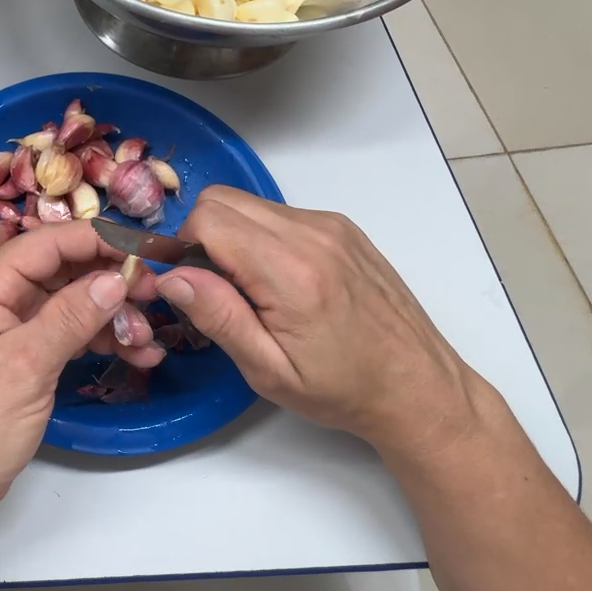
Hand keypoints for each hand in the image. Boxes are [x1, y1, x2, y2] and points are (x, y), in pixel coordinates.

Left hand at [0, 222, 160, 515]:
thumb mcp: (26, 366)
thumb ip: (71, 317)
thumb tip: (116, 278)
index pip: (47, 243)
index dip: (97, 240)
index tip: (146, 250)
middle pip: (62, 269)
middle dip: (110, 280)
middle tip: (156, 295)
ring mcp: (10, 325)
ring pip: (70, 302)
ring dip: (111, 315)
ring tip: (147, 340)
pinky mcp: (24, 354)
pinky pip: (67, 331)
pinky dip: (99, 339)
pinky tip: (134, 353)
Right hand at [157, 186, 479, 459]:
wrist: (421, 389)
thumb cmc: (342, 390)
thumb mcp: (269, 370)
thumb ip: (217, 316)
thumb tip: (171, 276)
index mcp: (290, 272)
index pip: (207, 219)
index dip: (186, 248)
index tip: (196, 286)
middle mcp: (310, 234)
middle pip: (220, 200)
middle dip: (202, 236)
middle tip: (219, 286)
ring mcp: (329, 225)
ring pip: (247, 202)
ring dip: (232, 235)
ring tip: (254, 287)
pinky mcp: (341, 226)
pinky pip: (277, 212)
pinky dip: (261, 235)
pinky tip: (281, 279)